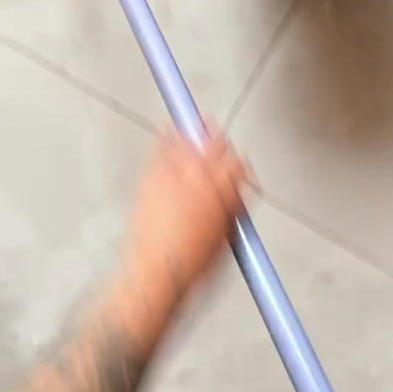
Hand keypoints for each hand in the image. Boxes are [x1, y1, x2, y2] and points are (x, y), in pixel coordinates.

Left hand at [120, 125, 248, 300]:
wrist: (155, 273)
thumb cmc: (192, 265)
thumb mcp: (226, 239)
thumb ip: (231, 210)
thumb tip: (235, 196)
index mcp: (223, 194)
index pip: (238, 167)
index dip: (241, 166)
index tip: (241, 167)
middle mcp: (200, 180)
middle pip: (214, 148)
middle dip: (219, 141)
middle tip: (219, 131)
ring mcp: (173, 177)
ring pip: (188, 144)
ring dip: (195, 131)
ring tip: (200, 118)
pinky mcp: (151, 180)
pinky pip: (160, 150)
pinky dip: (165, 137)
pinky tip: (167, 126)